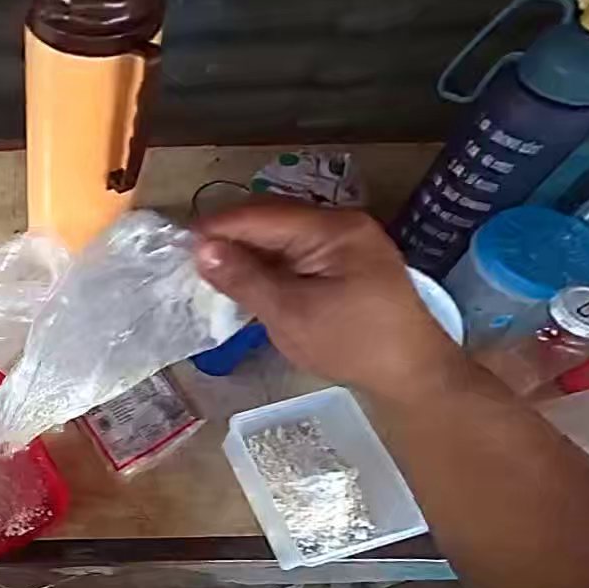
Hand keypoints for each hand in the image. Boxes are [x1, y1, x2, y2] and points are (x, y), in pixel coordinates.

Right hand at [194, 199, 469, 400]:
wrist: (411, 371)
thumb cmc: (351, 343)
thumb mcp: (290, 314)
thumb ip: (244, 279)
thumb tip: (201, 250)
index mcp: (330, 229)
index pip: (259, 216)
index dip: (216, 227)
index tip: (177, 245)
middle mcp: (337, 225)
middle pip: (269, 220)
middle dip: (227, 237)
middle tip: (186, 260)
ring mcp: (341, 244)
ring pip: (278, 237)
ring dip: (243, 251)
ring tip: (207, 271)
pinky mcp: (340, 264)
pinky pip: (292, 254)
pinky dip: (263, 265)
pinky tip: (242, 280)